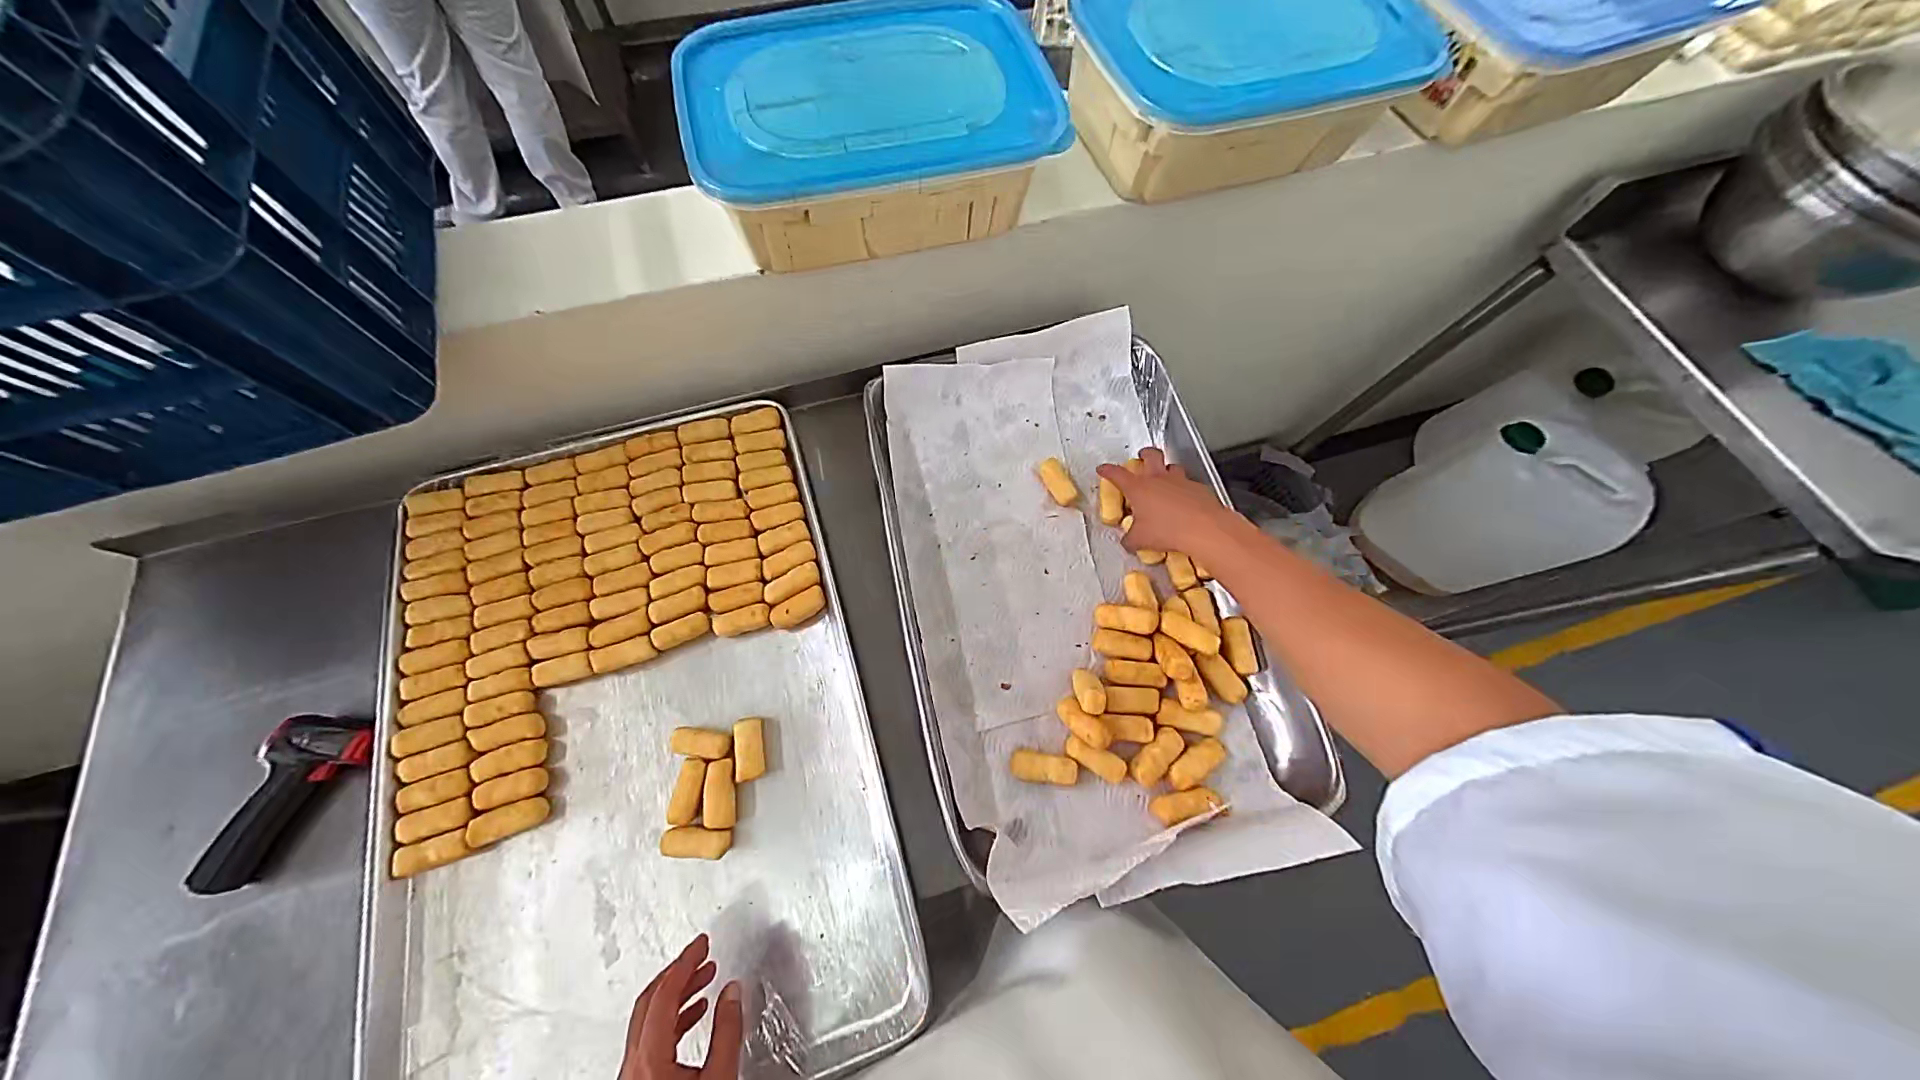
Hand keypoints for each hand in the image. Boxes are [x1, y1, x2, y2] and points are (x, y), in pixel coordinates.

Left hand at [618, 934, 741, 1079]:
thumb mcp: (718, 1078)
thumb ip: (727, 1031)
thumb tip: (733, 991)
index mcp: (649, 1056)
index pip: (664, 994)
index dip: (685, 963)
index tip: (701, 943)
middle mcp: (633, 1065)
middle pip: (649, 1004)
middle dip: (678, 973)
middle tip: (700, 953)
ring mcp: (632, 1076)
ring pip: (648, 1021)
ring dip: (677, 995)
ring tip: (704, 980)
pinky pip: (650, 1039)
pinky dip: (673, 1018)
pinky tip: (694, 1015)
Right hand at [1097, 448, 1244, 559]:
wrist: (1204, 529)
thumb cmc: (1168, 530)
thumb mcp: (1140, 539)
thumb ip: (1130, 539)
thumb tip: (1128, 542)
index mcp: (1138, 488)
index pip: (1117, 474)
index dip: (1108, 470)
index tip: (1104, 469)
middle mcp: (1159, 478)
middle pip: (1150, 455)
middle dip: (1144, 454)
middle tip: (1142, 456)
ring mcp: (1180, 481)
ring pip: (1172, 466)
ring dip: (1167, 469)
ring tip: (1165, 476)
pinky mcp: (1198, 488)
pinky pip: (1189, 482)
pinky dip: (1184, 487)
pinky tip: (1184, 499)